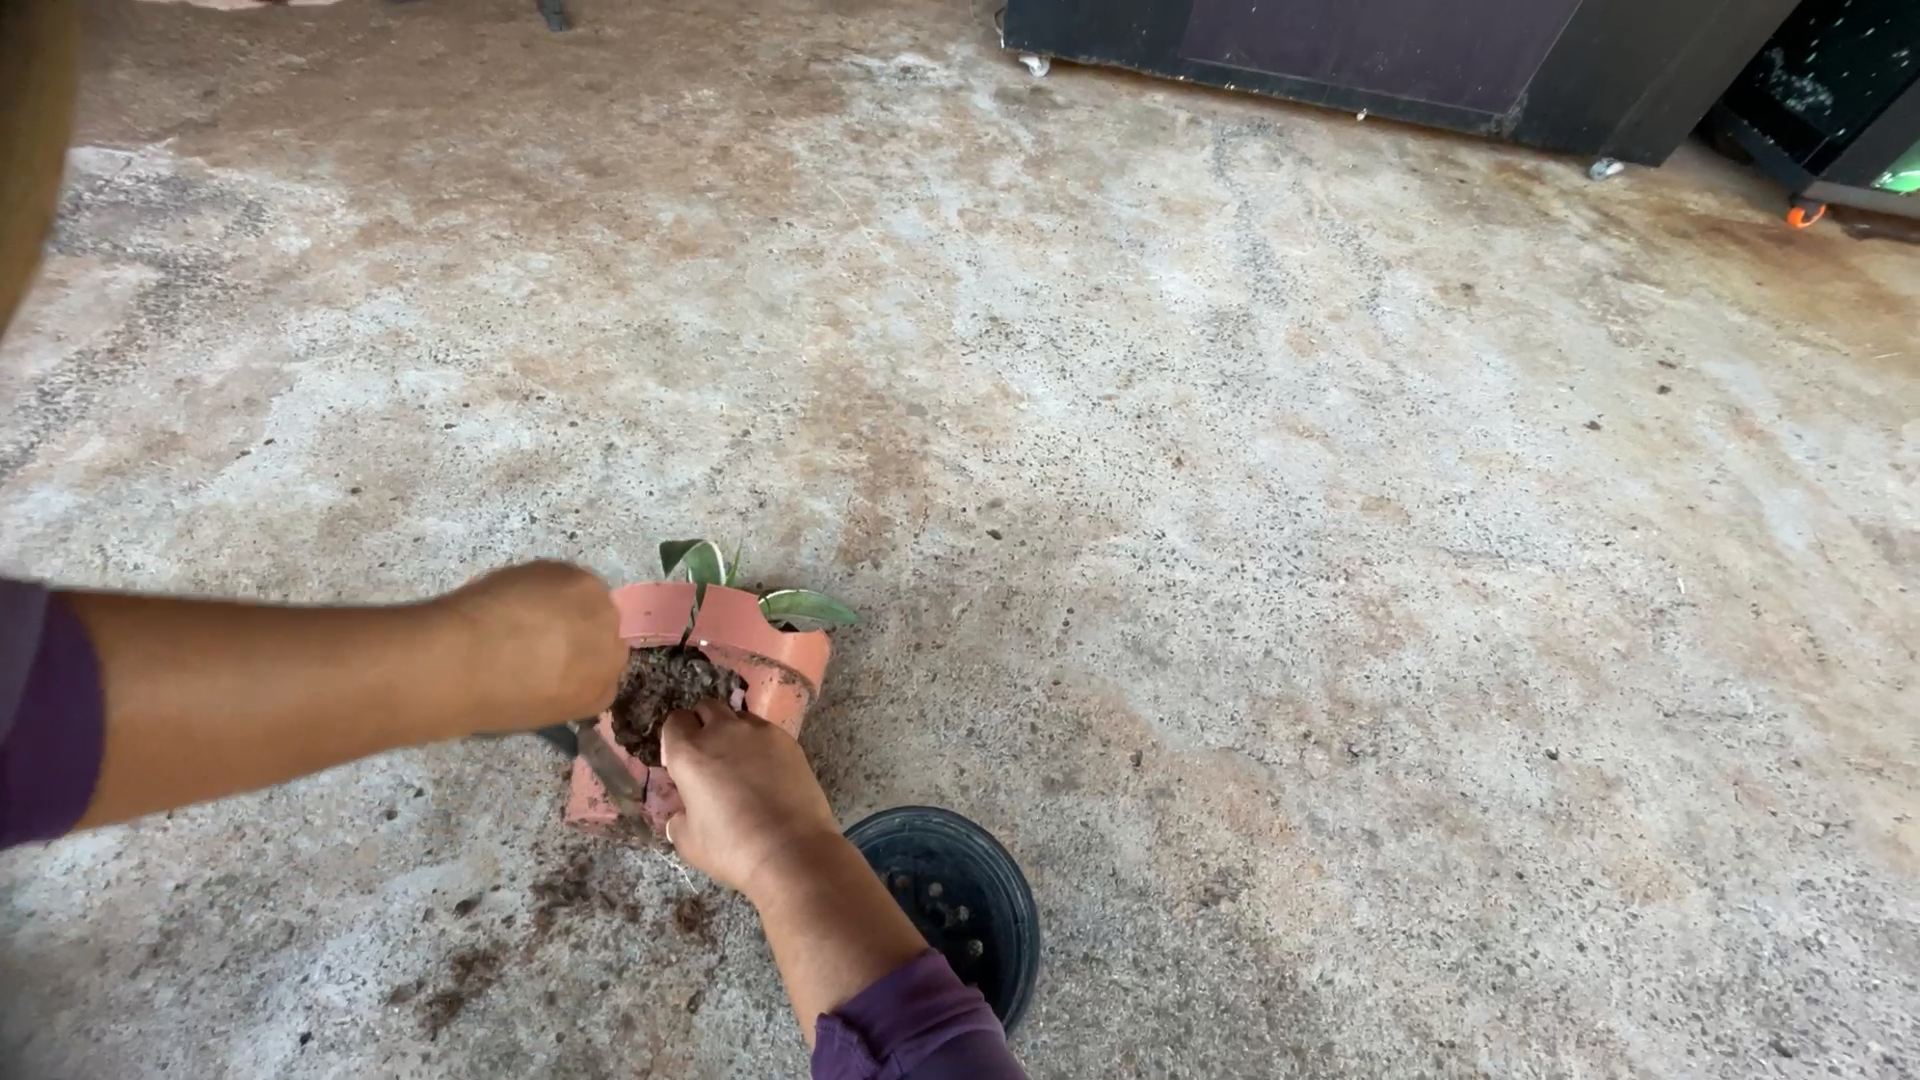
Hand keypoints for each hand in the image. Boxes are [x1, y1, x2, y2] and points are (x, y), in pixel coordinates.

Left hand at [431, 561, 625, 733]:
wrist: (464, 660)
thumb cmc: (491, 698)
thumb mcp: (537, 711)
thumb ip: (562, 686)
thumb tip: (553, 667)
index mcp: (601, 691)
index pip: (602, 670)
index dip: (576, 661)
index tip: (550, 660)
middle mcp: (614, 651)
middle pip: (603, 631)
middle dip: (577, 629)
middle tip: (537, 633)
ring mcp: (601, 612)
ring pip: (587, 601)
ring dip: (564, 604)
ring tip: (523, 611)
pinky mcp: (580, 581)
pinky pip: (566, 580)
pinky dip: (544, 585)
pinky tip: (515, 596)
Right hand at [659, 699, 841, 897]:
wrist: (790, 847)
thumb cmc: (732, 847)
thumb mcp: (688, 840)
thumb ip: (679, 817)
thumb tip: (684, 811)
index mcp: (690, 753)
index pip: (676, 722)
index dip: (676, 737)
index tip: (681, 758)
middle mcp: (724, 731)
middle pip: (707, 707)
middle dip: (703, 723)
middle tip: (709, 755)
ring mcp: (759, 731)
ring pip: (739, 716)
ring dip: (733, 730)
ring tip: (740, 760)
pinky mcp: (788, 739)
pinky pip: (766, 730)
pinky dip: (760, 742)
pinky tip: (767, 769)